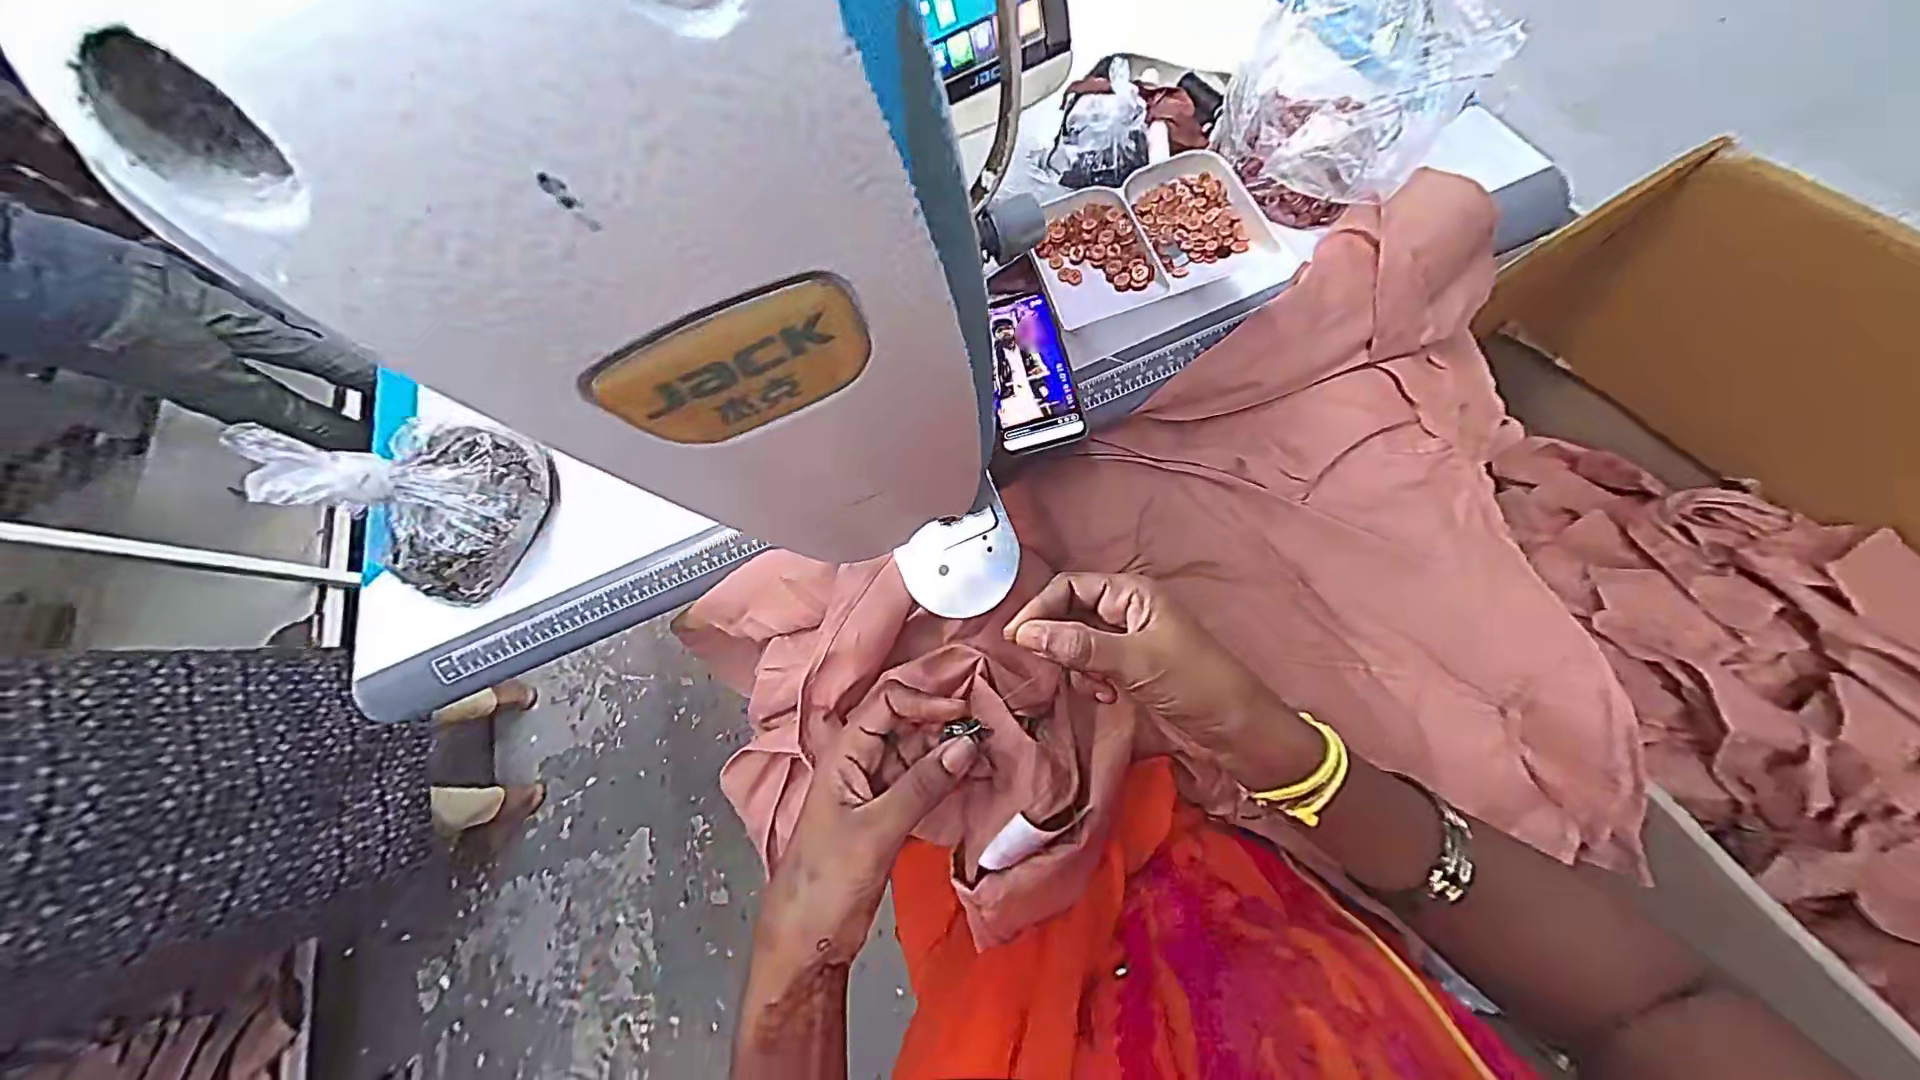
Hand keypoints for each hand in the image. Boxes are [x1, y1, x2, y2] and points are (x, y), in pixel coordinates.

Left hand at [751, 682, 981, 967]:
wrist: (806, 943)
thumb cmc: (822, 885)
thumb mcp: (875, 831)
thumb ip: (922, 786)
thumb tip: (965, 745)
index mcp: (843, 752)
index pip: (887, 701)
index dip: (925, 700)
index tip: (962, 714)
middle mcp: (859, 758)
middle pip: (905, 720)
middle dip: (944, 722)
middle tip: (985, 730)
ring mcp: (875, 783)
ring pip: (918, 749)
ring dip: (950, 748)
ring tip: (986, 752)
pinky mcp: (889, 807)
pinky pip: (922, 778)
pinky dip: (947, 774)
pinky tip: (972, 775)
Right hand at [1003, 572, 1317, 786]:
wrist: (1239, 732)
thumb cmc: (1196, 683)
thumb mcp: (1133, 661)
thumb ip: (1078, 644)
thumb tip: (1025, 632)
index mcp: (1132, 594)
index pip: (1071, 587)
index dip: (1041, 608)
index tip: (1017, 637)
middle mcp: (1127, 611)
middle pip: (1071, 613)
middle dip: (1057, 639)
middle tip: (1050, 664)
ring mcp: (1128, 641)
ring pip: (1078, 642)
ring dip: (1076, 664)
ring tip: (1093, 685)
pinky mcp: (1130, 668)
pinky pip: (1092, 665)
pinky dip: (1090, 680)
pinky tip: (1105, 695)